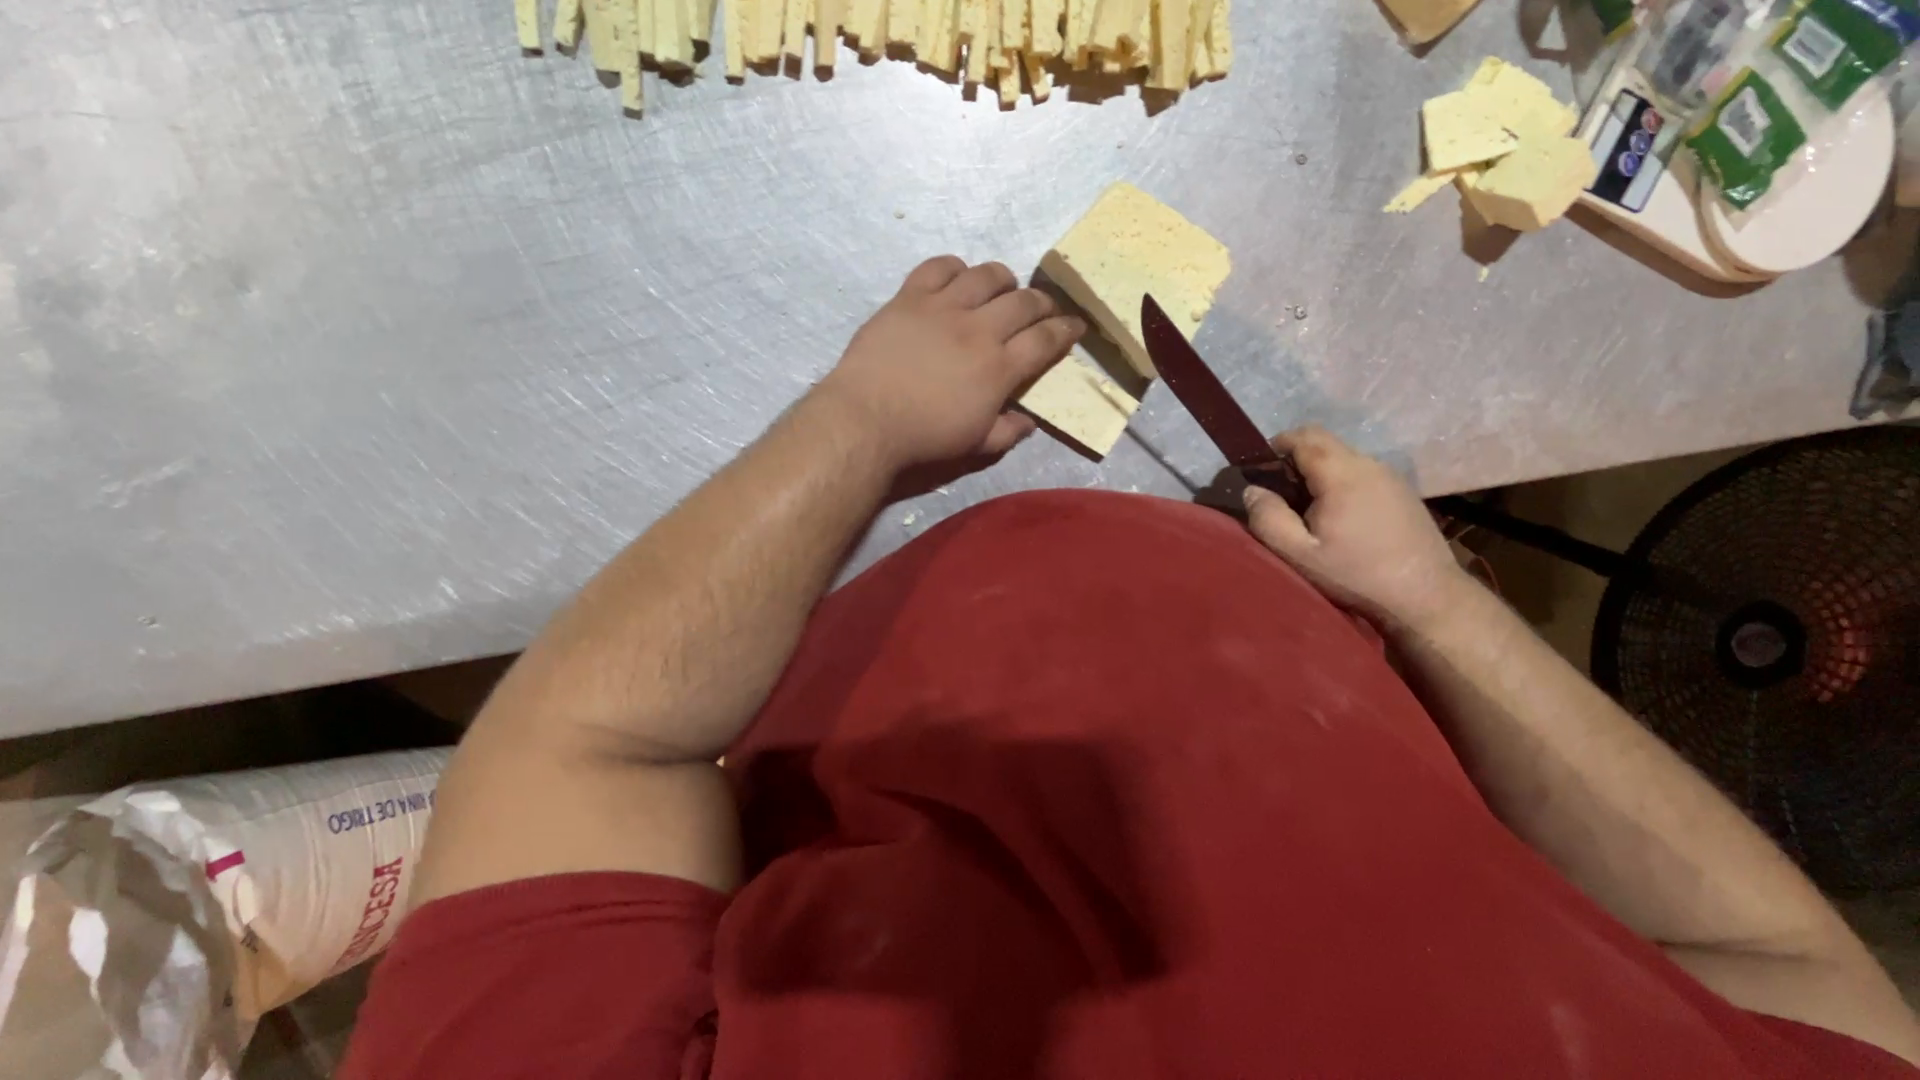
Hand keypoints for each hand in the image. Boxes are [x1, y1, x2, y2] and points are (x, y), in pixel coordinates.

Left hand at [814, 257, 1086, 470]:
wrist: (866, 419)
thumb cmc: (923, 438)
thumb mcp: (975, 446)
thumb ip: (1007, 432)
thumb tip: (1030, 422)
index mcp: (999, 368)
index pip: (1045, 340)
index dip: (1066, 330)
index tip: (1075, 326)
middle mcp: (979, 330)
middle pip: (1024, 302)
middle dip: (1043, 302)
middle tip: (1043, 308)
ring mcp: (944, 308)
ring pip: (986, 276)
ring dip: (1003, 279)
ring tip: (1004, 287)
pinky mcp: (910, 297)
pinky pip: (939, 267)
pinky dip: (955, 267)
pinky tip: (958, 277)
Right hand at [1242, 427, 1473, 632]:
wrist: (1425, 596)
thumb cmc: (1356, 575)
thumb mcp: (1300, 555)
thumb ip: (1268, 519)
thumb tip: (1252, 490)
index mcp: (1341, 473)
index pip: (1303, 436)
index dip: (1276, 446)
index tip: (1260, 471)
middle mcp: (1369, 464)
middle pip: (1325, 442)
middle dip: (1296, 458)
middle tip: (1280, 493)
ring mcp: (1390, 476)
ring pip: (1344, 458)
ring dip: (1320, 472)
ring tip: (1309, 509)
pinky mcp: (1403, 492)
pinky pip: (1363, 474)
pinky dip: (1342, 483)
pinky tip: (1341, 519)